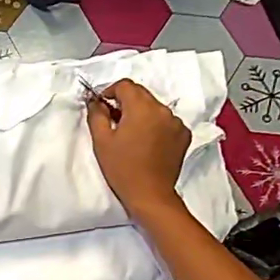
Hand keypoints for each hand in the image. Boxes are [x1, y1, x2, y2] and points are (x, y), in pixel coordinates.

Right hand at [86, 78, 189, 220]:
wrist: (149, 194)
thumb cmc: (122, 169)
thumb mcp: (101, 142)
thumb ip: (97, 115)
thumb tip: (96, 101)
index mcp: (141, 108)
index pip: (125, 85)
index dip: (110, 91)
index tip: (102, 105)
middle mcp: (162, 109)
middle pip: (141, 95)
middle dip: (126, 103)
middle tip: (114, 122)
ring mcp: (176, 122)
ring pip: (154, 108)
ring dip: (141, 115)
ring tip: (131, 136)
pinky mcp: (183, 135)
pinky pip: (166, 122)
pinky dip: (156, 126)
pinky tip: (147, 143)